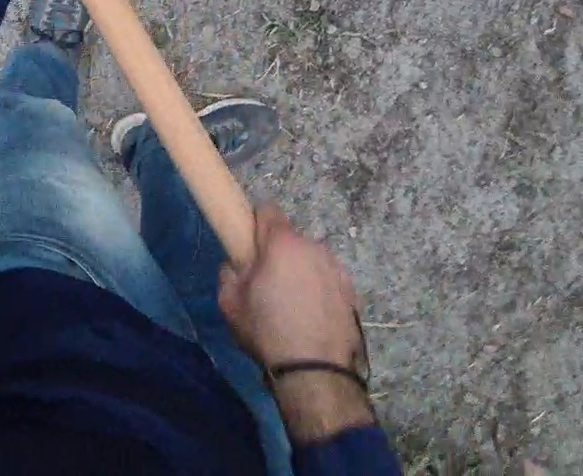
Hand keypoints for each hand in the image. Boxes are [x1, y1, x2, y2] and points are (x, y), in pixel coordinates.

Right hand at [218, 203, 375, 441]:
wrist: (316, 373)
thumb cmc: (267, 330)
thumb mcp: (229, 302)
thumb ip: (229, 273)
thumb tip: (236, 266)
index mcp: (283, 242)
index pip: (267, 210)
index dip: (255, 223)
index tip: (249, 244)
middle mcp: (314, 247)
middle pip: (290, 239)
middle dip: (278, 254)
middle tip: (267, 283)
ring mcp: (337, 270)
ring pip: (311, 260)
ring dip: (301, 272)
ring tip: (293, 306)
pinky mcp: (353, 293)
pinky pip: (328, 281)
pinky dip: (320, 291)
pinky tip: (312, 318)